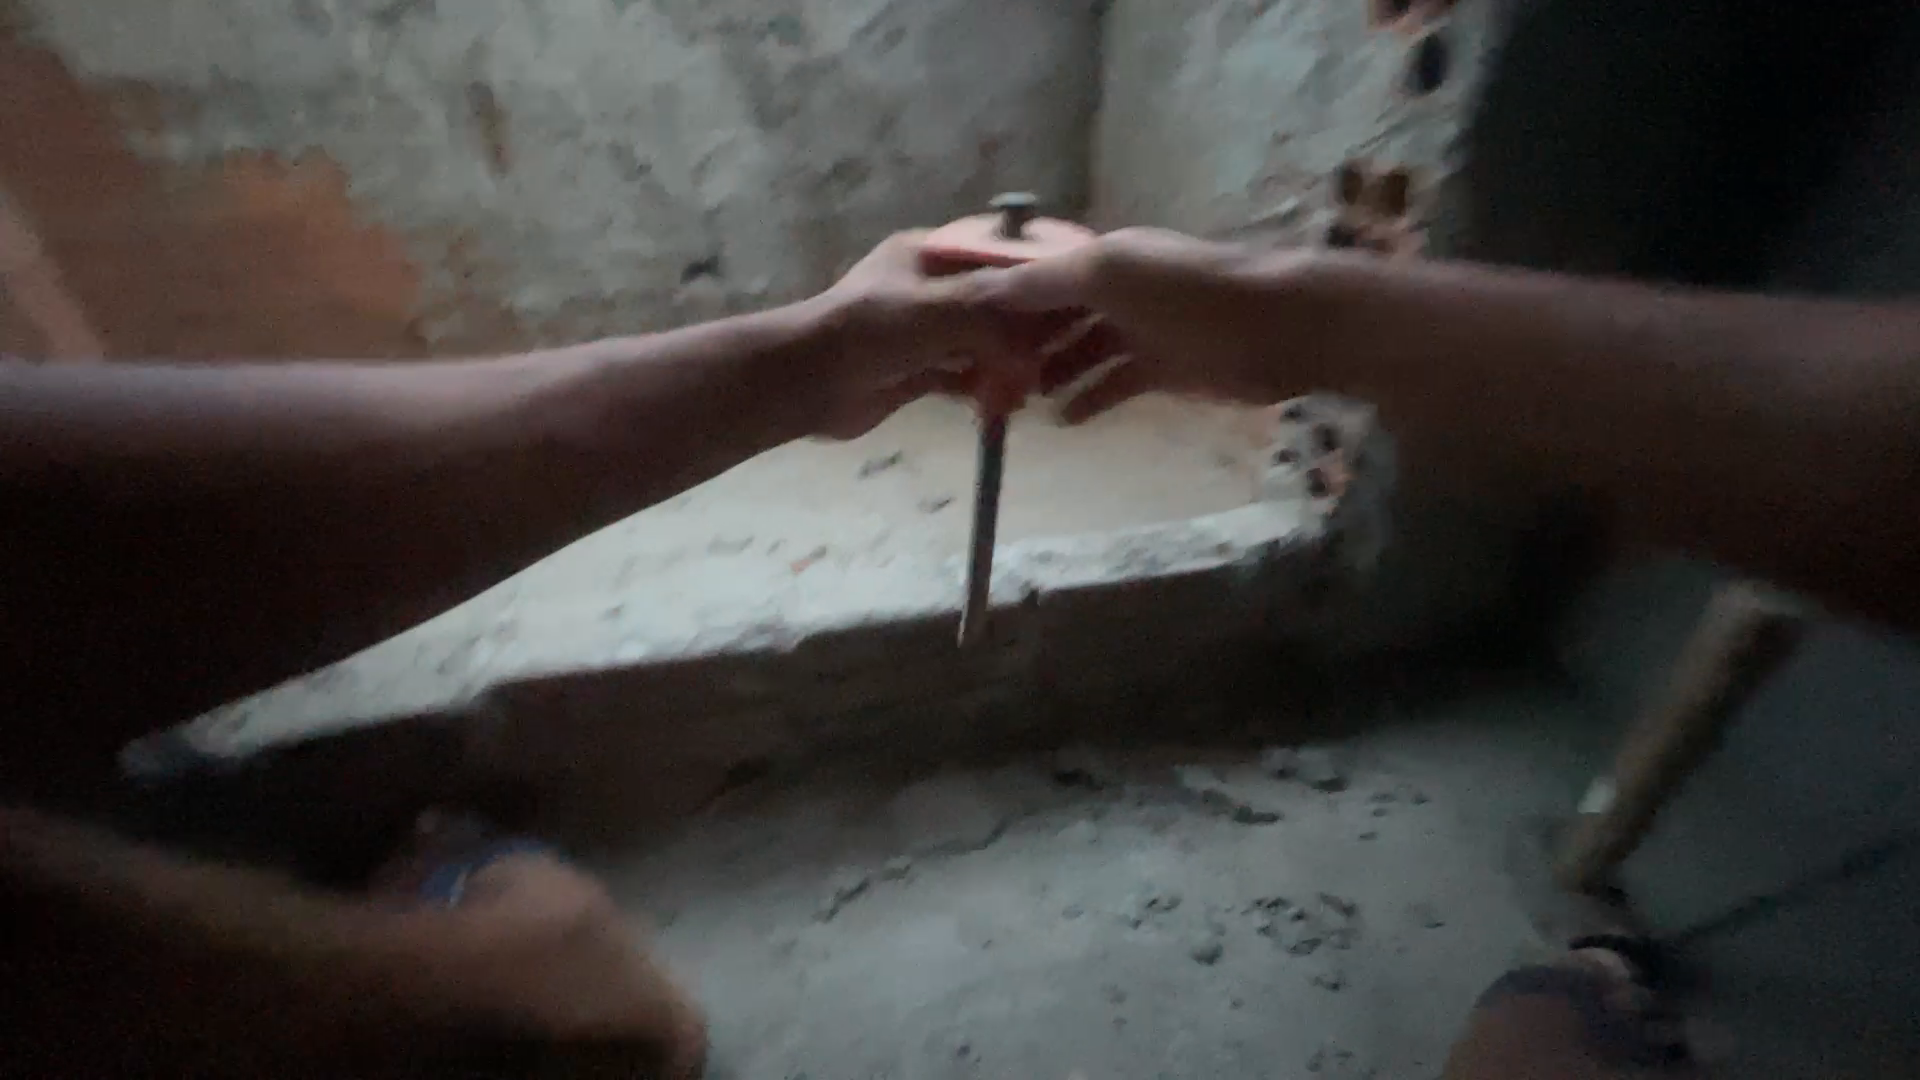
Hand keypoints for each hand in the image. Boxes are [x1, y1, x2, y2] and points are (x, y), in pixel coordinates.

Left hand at [800, 231, 1069, 438]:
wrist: (806, 383)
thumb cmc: (867, 332)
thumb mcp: (934, 310)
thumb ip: (989, 316)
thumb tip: (1036, 344)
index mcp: (932, 256)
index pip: (999, 258)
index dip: (1036, 278)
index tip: (1074, 298)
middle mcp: (931, 290)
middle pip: (994, 305)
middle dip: (1025, 331)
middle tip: (1059, 354)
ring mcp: (925, 333)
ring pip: (982, 345)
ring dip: (1007, 364)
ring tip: (1036, 385)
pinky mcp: (918, 372)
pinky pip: (963, 378)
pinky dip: (984, 390)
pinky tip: (1007, 404)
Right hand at [976, 228, 1327, 421]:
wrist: (1276, 327)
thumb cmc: (1190, 293)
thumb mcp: (1111, 273)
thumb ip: (1047, 281)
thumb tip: (983, 290)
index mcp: (1100, 260)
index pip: (1037, 278)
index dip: (1002, 302)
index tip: (964, 333)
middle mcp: (1115, 291)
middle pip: (1056, 318)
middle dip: (1022, 344)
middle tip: (986, 378)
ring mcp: (1138, 331)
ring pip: (1080, 353)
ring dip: (1052, 374)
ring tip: (1021, 401)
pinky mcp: (1161, 368)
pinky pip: (1113, 384)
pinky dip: (1090, 399)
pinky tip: (1065, 420)